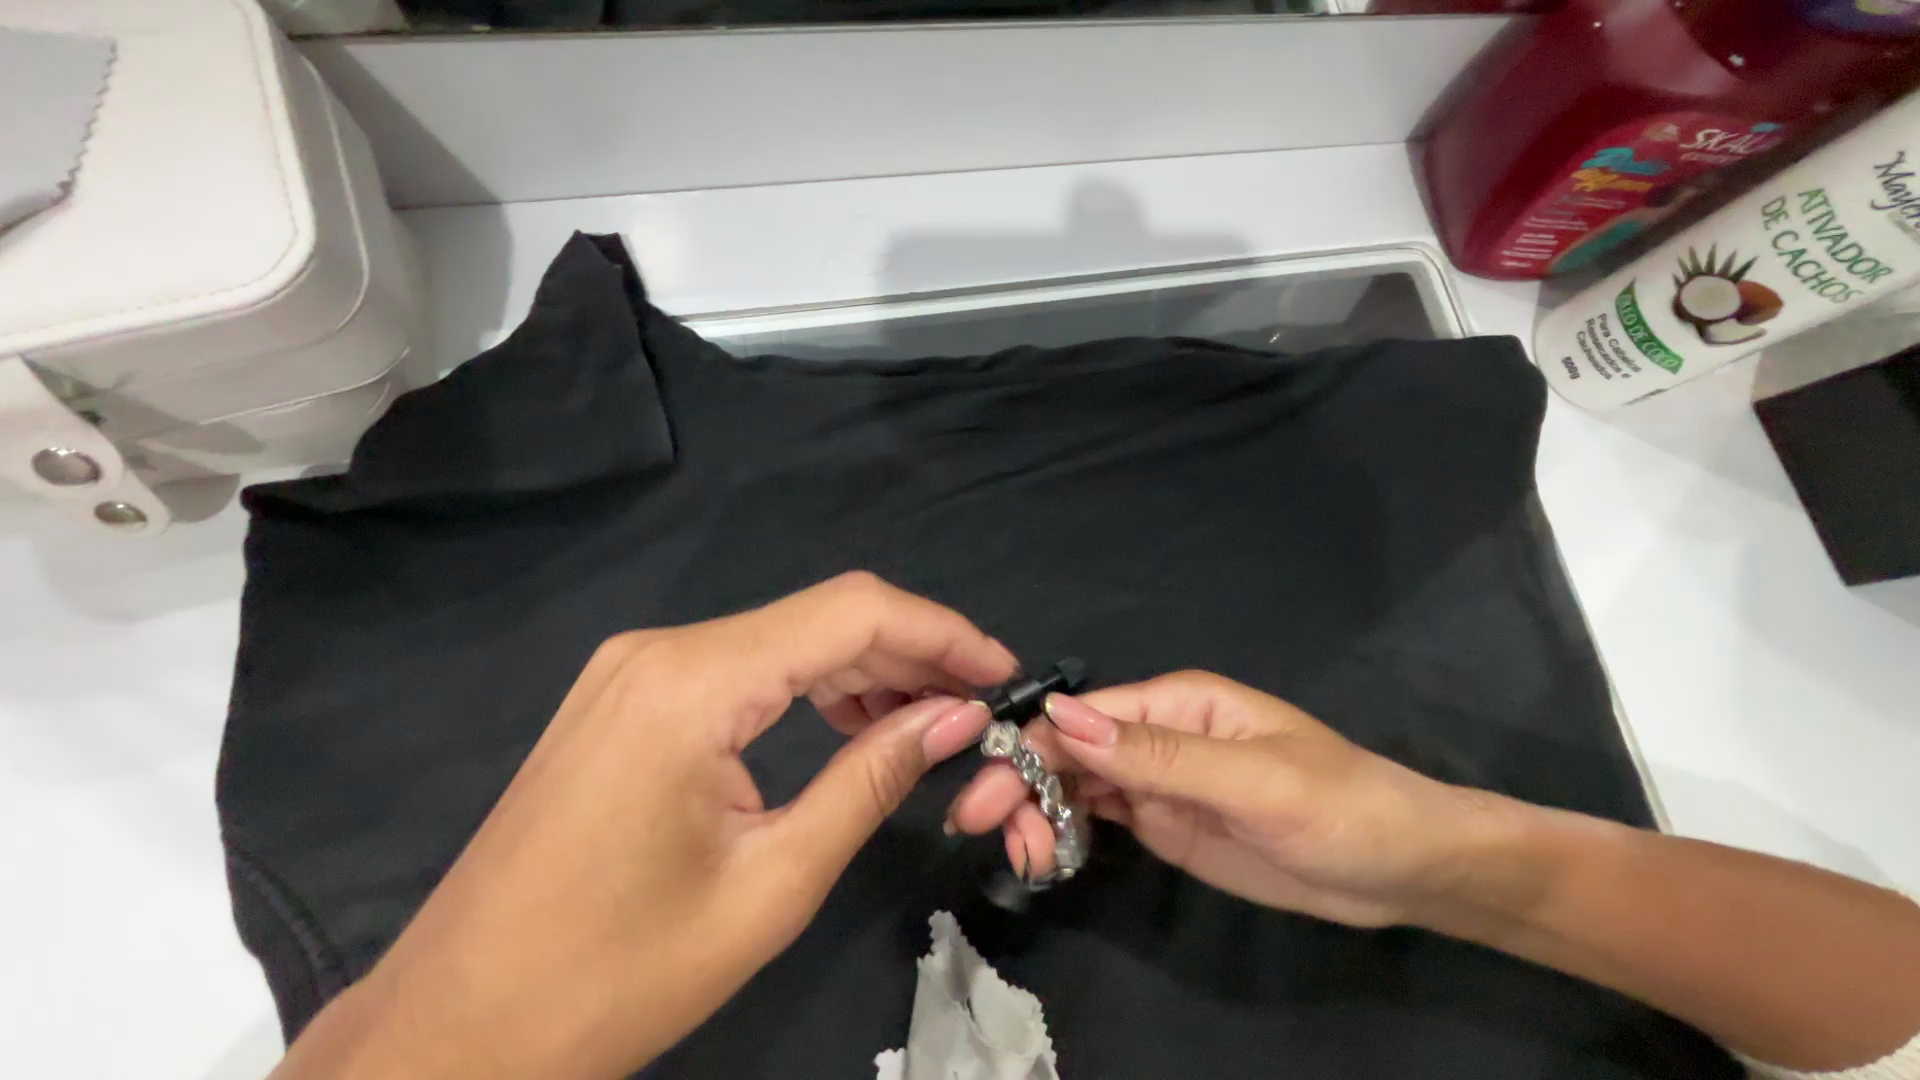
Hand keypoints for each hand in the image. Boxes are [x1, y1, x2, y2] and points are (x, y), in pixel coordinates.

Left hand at [274, 572, 1016, 1079]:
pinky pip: (742, 669)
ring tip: (931, 721)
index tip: (1003, 671)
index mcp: (695, 683)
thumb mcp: (772, 884)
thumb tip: (956, 719)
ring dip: (863, 671)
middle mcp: (664, 649)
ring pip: (783, 640)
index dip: (941, 633)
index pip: (851, 614)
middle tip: (981, 703)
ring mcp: (637, 668)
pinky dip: (808, 689)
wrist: (454, 1029)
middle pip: (820, 617)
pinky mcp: (629, 697)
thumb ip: (871, 781)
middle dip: (911, 652)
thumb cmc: (618, 975)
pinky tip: (852, 724)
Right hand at [949, 671, 1505, 927]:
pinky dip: (1063, 831)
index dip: (1030, 747)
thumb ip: (1155, 753)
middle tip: (980, 827)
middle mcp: (1155, 733)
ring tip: (1018, 852)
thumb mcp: (1251, 780)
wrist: (1401, 870)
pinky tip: (1042, 852)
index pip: (1084, 717)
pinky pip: (1097, 817)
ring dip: (1035, 810)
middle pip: (1068, 750)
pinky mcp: (1162, 821)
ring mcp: (1156, 780)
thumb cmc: (1339, 808)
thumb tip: (1060, 716)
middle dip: (1021, 781)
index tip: (985, 790)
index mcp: (1175, 702)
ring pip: (1074, 784)